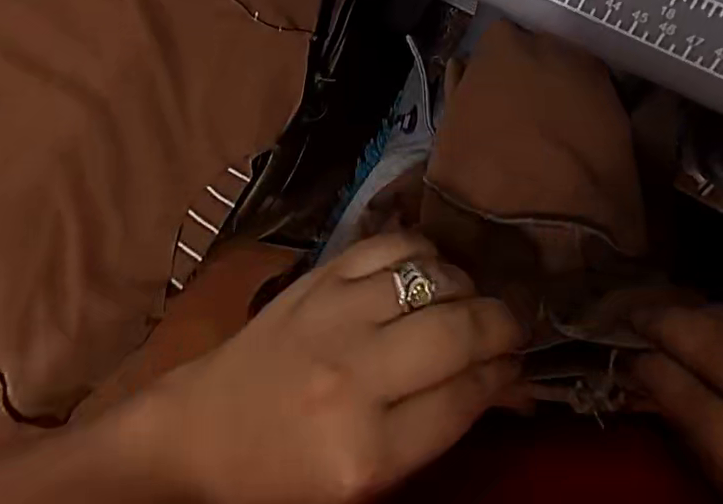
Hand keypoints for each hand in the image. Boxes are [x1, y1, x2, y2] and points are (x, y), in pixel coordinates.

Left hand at [123, 231, 522, 503]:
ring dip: (464, 284)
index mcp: (363, 453)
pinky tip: (427, 268)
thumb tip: (506, 381)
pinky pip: (390, 244)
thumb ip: (438, 426)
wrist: (204, 429)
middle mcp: (352, 376)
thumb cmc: (286, 472)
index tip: (518, 365)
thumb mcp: (365, 478)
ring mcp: (333, 314)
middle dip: (501, 324)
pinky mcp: (318, 276)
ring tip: (467, 298)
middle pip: (456, 331)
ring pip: (429, 277)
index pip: (463, 399)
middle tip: (510, 326)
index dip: (504, 376)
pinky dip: (422, 251)